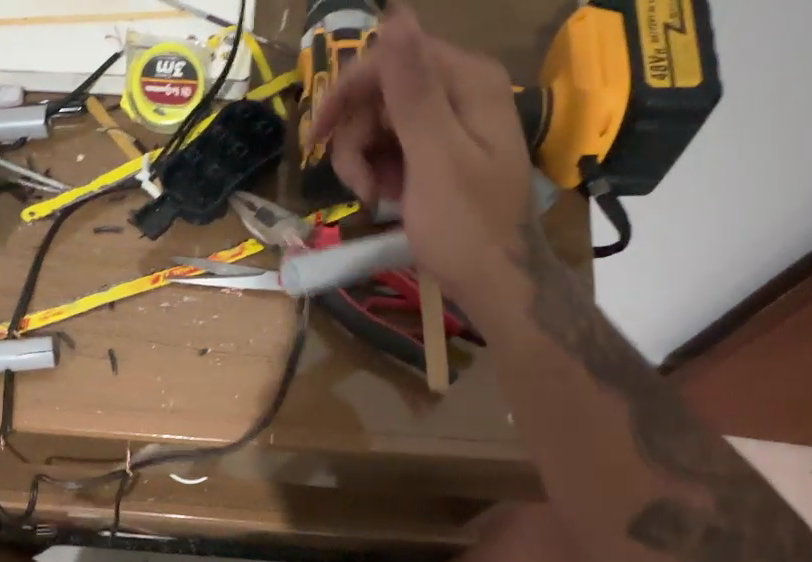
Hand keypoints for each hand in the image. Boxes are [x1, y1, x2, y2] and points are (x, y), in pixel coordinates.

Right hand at [310, 10, 542, 329]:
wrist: (497, 284)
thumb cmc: (467, 228)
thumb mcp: (435, 159)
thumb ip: (413, 91)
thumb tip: (395, 17)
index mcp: (467, 82)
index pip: (392, 58)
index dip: (347, 91)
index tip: (314, 137)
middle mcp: (461, 93)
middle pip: (382, 91)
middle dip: (357, 137)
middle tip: (356, 185)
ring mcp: (451, 126)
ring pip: (382, 122)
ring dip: (364, 160)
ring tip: (371, 198)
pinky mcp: (441, 157)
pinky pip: (395, 148)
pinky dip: (380, 172)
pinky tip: (383, 200)